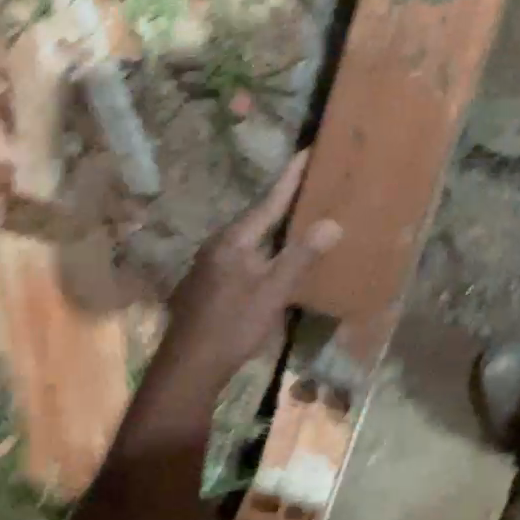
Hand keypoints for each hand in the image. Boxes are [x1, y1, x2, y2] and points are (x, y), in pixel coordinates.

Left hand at [164, 151, 341, 375]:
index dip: (291, 177)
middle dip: (286, 199)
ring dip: (277, 225)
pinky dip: (267, 247)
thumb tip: (332, 223)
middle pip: (259, 215)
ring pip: (252, 236)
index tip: (307, 151)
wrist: (188, 368)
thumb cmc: (232, 326)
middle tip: (313, 182)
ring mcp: (212, 264)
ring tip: (302, 215)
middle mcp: (220, 245)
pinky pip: (246, 253)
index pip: (269, 201)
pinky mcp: (211, 283)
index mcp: (235, 240)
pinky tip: (279, 257)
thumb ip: (300, 257)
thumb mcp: (272, 292)